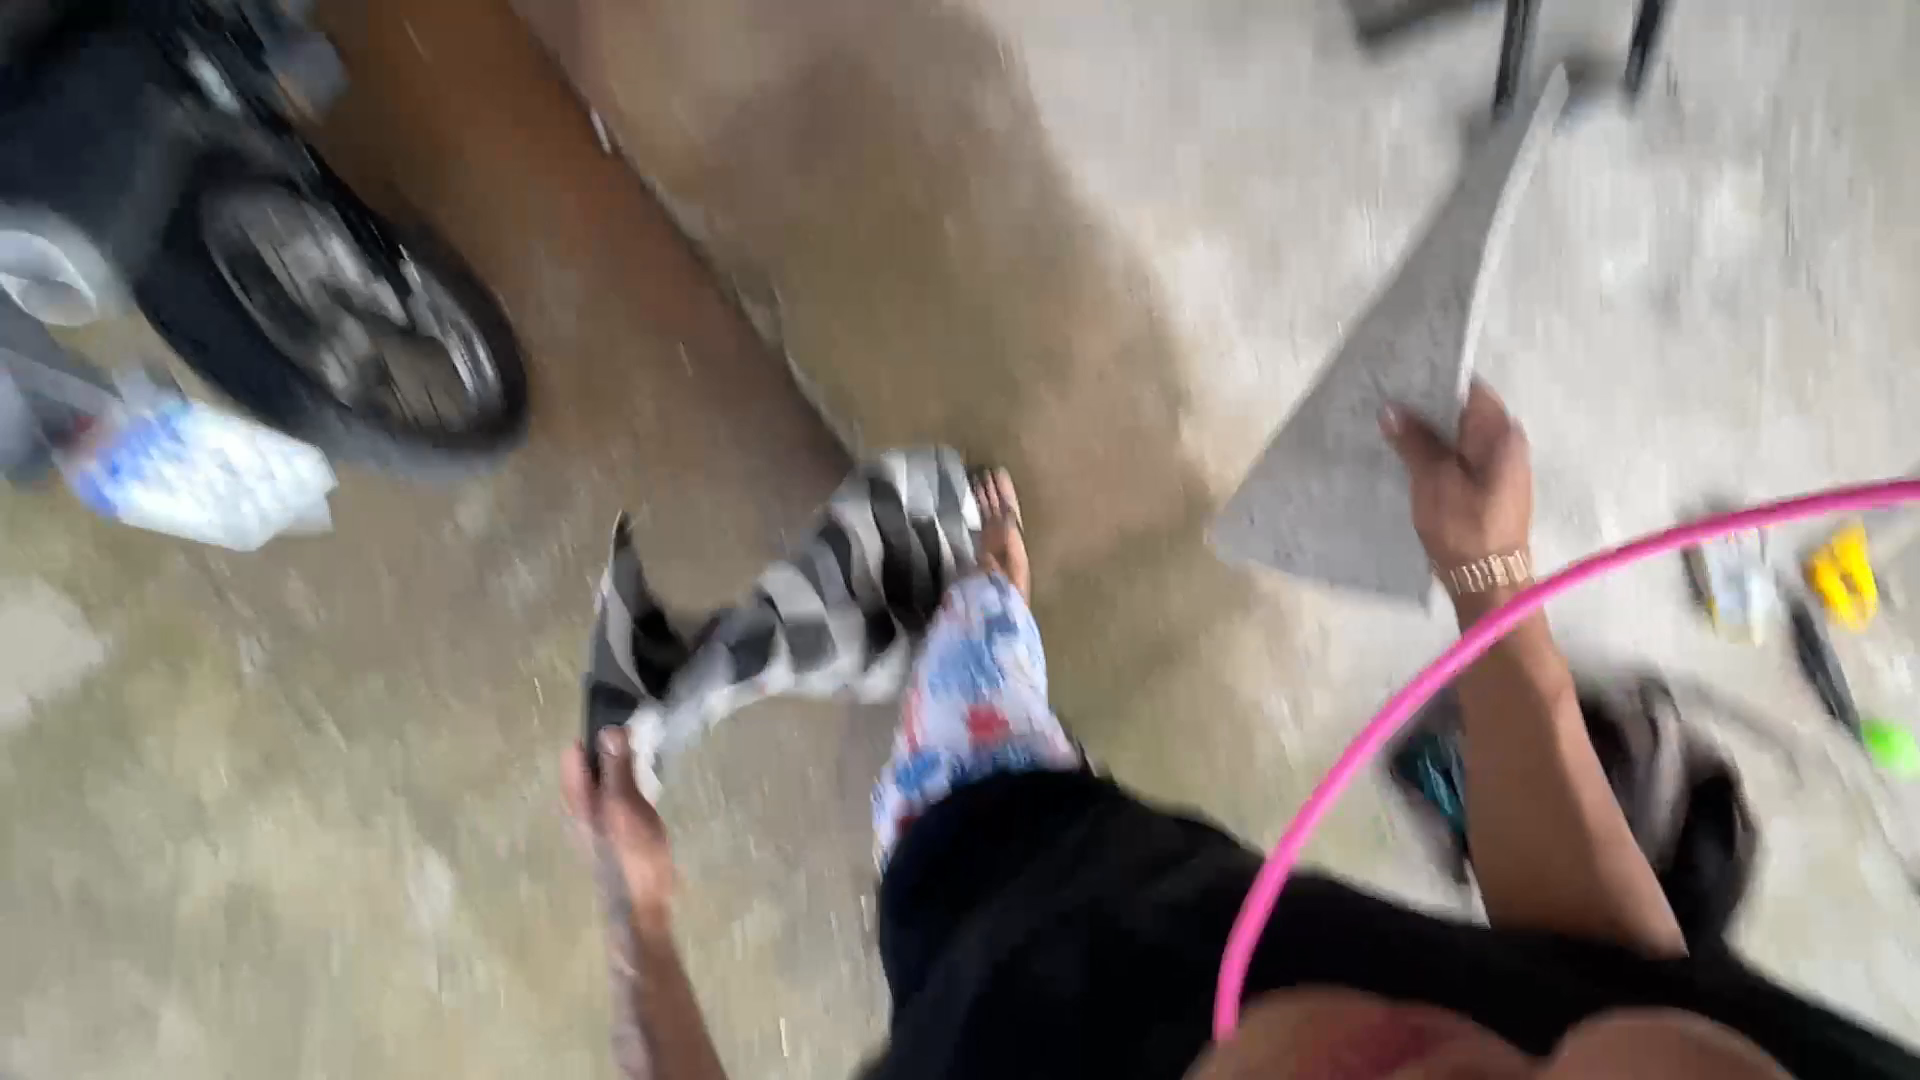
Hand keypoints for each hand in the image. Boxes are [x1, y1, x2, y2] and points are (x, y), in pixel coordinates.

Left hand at [564, 728, 676, 930]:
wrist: (643, 905)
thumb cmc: (631, 856)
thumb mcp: (624, 807)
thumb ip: (617, 769)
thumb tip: (610, 730)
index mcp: (578, 800)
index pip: (574, 754)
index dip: (596, 733)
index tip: (624, 719)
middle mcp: (585, 806)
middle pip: (591, 763)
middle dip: (612, 744)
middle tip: (641, 728)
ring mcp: (603, 818)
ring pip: (608, 776)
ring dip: (624, 760)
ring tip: (649, 745)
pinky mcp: (621, 827)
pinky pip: (622, 791)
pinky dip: (633, 777)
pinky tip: (652, 777)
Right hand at [1381, 380, 1532, 568]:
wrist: (1487, 580)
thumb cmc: (1463, 527)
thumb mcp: (1432, 481)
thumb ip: (1415, 441)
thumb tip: (1393, 408)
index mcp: (1501, 435)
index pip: (1470, 391)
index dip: (1436, 382)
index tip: (1400, 379)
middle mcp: (1507, 443)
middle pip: (1465, 412)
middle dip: (1428, 407)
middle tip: (1387, 404)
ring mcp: (1500, 466)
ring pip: (1460, 435)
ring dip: (1429, 431)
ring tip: (1391, 428)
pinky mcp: (1488, 486)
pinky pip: (1460, 455)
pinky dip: (1436, 451)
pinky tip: (1409, 457)